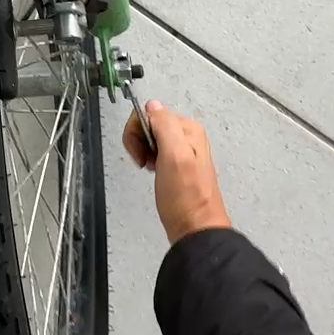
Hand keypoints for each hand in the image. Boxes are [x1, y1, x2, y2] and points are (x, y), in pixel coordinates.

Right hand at [123, 100, 231, 244]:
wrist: (195, 229)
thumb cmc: (185, 198)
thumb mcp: (174, 156)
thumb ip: (164, 125)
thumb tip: (151, 105)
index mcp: (188, 129)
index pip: (150, 113)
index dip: (138, 132)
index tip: (141, 152)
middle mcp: (187, 136)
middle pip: (150, 124)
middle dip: (139, 141)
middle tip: (145, 162)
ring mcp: (182, 151)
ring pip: (150, 138)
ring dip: (143, 151)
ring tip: (150, 169)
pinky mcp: (176, 165)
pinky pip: (155, 151)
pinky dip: (148, 160)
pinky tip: (153, 172)